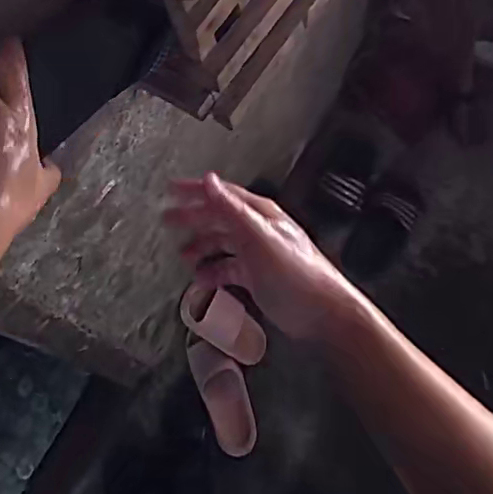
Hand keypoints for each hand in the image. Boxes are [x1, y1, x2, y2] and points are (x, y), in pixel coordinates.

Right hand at [164, 173, 362, 339]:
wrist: (324, 312)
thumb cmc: (298, 274)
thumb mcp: (258, 236)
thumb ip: (232, 208)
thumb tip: (210, 180)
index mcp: (257, 213)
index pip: (220, 194)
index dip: (194, 190)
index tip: (172, 189)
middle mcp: (256, 229)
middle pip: (217, 217)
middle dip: (191, 217)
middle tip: (168, 219)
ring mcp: (257, 252)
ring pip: (221, 242)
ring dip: (201, 245)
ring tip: (183, 252)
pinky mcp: (257, 275)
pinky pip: (227, 268)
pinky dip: (213, 271)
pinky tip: (203, 278)